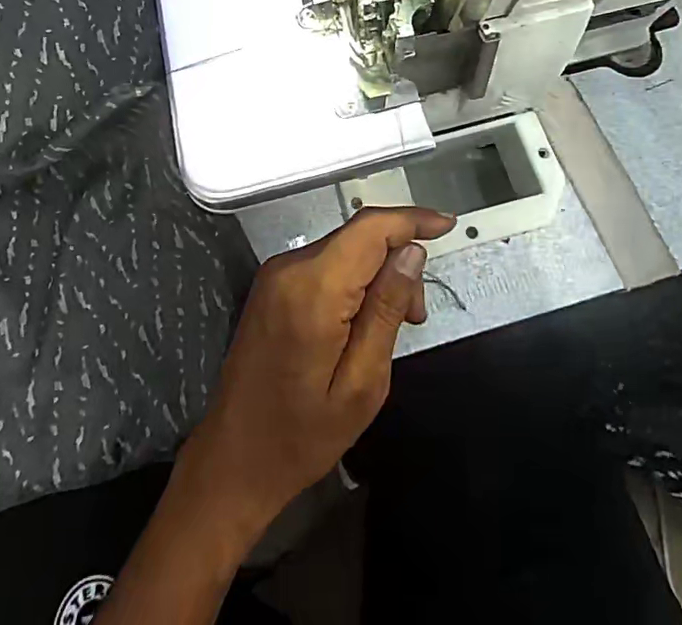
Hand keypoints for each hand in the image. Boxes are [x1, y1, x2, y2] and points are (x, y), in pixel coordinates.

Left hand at [176, 206, 455, 543]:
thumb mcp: (363, 382)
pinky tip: (366, 320)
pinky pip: (328, 264)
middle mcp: (290, 269)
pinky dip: (357, 280)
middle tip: (418, 314)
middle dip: (400, 259)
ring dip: (380, 274)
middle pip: (361, 236)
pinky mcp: (274, 287)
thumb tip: (412, 251)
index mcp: (312, 290)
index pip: (371, 228)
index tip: (448, 225)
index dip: (413, 219)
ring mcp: (276, 276)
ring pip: (347, 249)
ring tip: (396, 325)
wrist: (233, 462)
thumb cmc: (301, 435)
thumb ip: (387, 308)